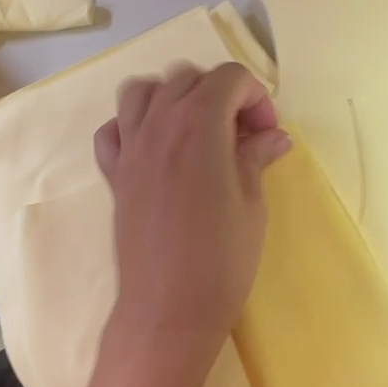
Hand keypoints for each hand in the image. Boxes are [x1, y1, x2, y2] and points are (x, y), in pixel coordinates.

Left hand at [93, 62, 291, 372]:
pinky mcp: (113, 174)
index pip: (229, 78)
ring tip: (197, 132)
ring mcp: (129, 148)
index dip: (256, 98)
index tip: (267, 135)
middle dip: (221, 94)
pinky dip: (134, 126)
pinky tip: (157, 150)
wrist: (169, 309)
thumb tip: (274, 136)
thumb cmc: (222, 258)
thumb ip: (257, 157)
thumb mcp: (252, 203)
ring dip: (174, 98)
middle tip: (242, 136)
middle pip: (187, 78)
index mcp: (198, 124)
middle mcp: (158, 124)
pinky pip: (114, 129)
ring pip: (142, 91)